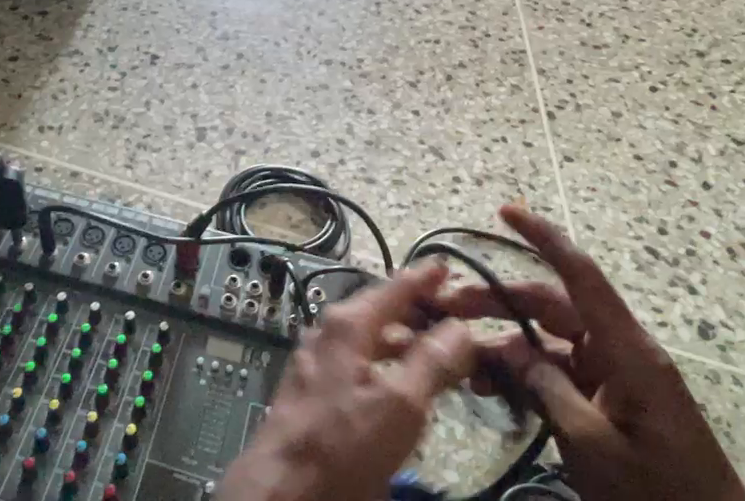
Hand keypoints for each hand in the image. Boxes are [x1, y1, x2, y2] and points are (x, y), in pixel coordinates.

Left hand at [217, 264, 474, 500]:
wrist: (284, 487)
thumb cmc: (342, 442)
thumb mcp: (400, 404)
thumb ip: (432, 361)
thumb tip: (460, 328)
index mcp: (347, 323)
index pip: (394, 287)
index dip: (424, 278)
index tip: (447, 267)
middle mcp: (328, 331)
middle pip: (380, 311)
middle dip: (417, 312)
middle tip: (453, 320)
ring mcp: (317, 360)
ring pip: (368, 339)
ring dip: (403, 341)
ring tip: (436, 355)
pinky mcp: (313, 389)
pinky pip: (357, 362)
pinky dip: (385, 364)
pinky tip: (401, 385)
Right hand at [441, 205, 744, 500]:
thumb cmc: (660, 493)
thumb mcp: (596, 448)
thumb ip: (549, 390)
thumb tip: (507, 348)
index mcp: (627, 350)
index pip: (580, 275)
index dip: (544, 237)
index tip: (505, 210)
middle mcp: (618, 351)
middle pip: (551, 307)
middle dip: (498, 302)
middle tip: (447, 308)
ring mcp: (613, 376)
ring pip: (547, 340)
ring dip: (504, 346)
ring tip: (462, 361)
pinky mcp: (607, 400)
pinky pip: (557, 371)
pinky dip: (523, 374)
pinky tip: (490, 387)